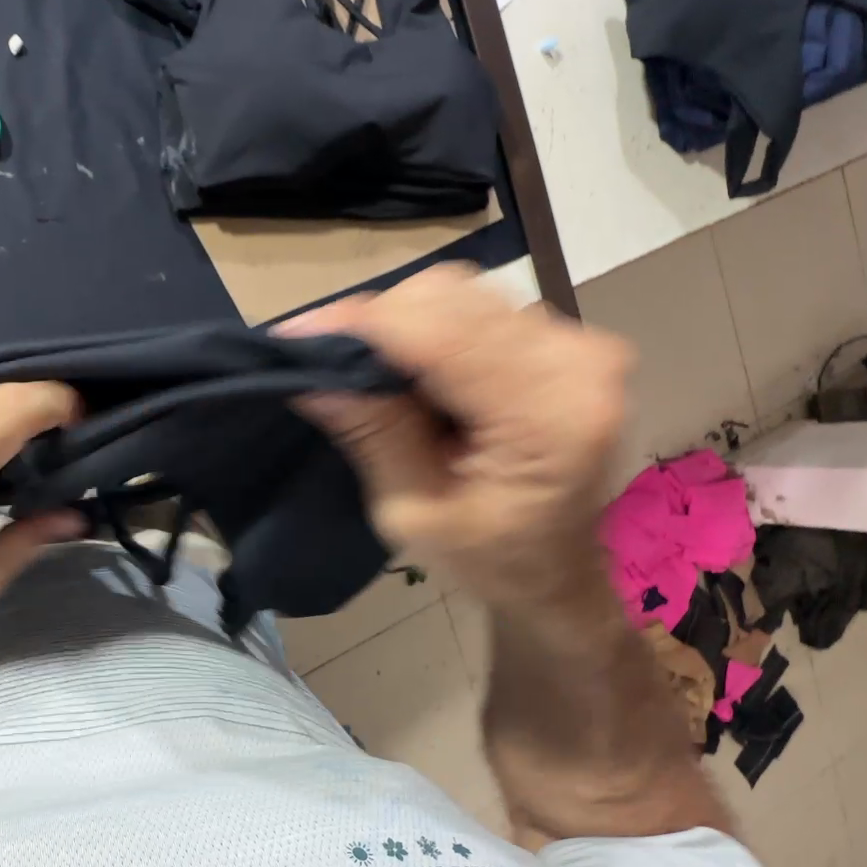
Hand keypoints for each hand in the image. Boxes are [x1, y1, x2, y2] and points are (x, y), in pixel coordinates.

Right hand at [280, 264, 633, 605]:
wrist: (553, 573)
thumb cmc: (485, 561)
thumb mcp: (412, 511)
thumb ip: (372, 433)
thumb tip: (308, 376)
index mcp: (547, 416)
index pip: (442, 336)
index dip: (361, 325)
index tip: (292, 336)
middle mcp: (574, 362)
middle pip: (450, 299)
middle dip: (376, 323)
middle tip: (323, 361)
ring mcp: (575, 344)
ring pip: (459, 292)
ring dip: (400, 323)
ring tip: (363, 369)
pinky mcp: (563, 339)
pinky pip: (477, 305)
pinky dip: (427, 326)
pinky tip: (404, 366)